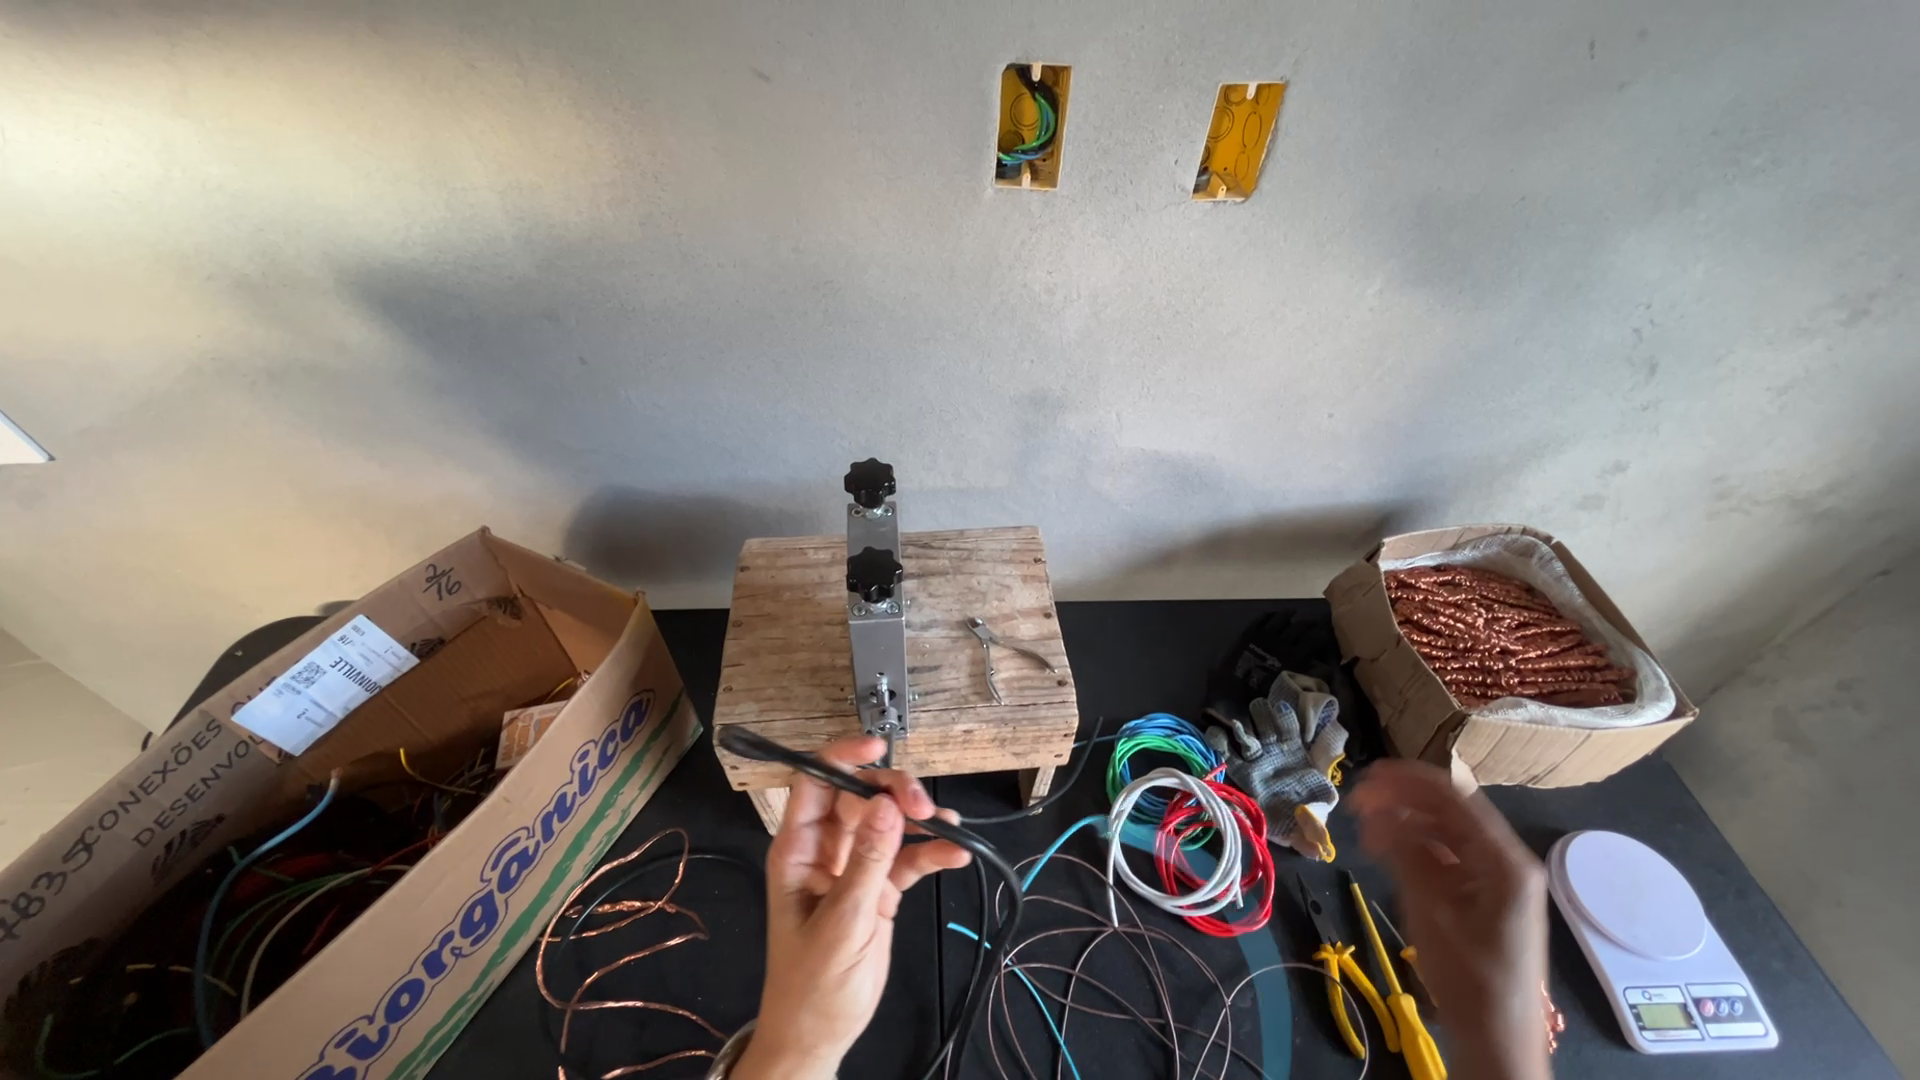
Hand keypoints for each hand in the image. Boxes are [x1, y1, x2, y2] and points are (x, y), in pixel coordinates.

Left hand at [732, 737, 970, 1079]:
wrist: (820, 1037)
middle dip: (894, 792)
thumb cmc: (813, 984)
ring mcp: (856, 865)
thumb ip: (867, 862)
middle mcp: (826, 848)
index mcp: (798, 849)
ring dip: (919, 819)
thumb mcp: (841, 921)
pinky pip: (907, 857)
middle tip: (924, 807)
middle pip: (862, 797)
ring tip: (948, 827)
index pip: (816, 782)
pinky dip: (931, 852)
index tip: (879, 748)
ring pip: (889, 822)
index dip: (843, 757)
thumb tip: (887, 805)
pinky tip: (954, 854)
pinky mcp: (881, 886)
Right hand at [1349, 760, 1552, 1079]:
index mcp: (1505, 861)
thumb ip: (1406, 853)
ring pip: (1443, 831)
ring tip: (1363, 823)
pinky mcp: (1480, 895)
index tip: (1367, 776)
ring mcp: (1494, 878)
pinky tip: (1381, 847)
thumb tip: (1379, 810)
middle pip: (1449, 811)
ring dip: (1403, 821)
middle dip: (1402, 799)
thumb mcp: (1430, 911)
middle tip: (1357, 797)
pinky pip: (1443, 855)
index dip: (1409, 781)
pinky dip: (1411, 845)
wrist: (1496, 1037)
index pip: (1455, 799)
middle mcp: (1505, 861)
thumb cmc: (1468, 977)